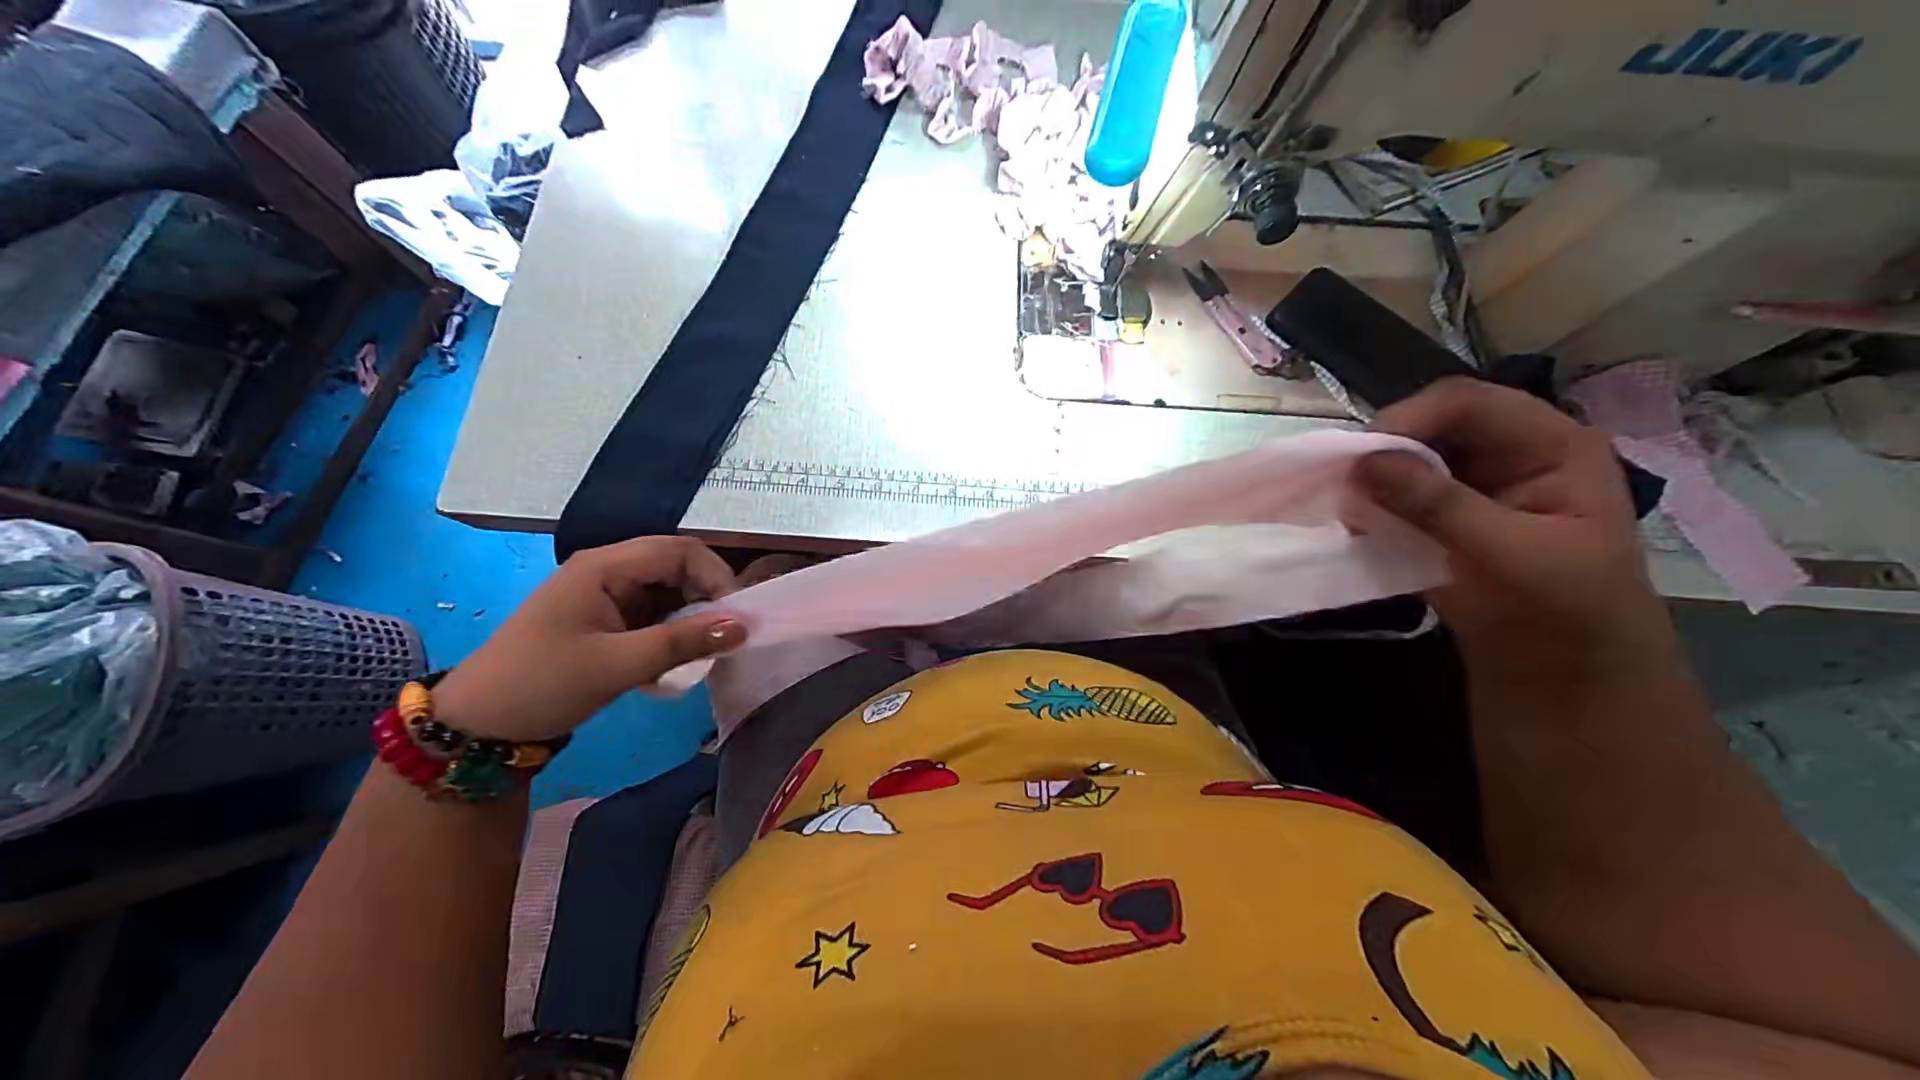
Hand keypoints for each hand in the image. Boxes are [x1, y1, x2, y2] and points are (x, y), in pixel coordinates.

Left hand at [431, 537, 747, 740]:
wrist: (479, 727)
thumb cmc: (542, 684)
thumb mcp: (617, 665)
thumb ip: (682, 642)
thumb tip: (742, 627)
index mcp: (604, 567)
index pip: (680, 551)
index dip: (716, 576)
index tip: (736, 617)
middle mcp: (609, 572)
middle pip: (678, 569)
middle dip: (707, 599)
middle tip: (726, 637)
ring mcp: (608, 597)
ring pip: (670, 594)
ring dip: (693, 620)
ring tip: (704, 653)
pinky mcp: (608, 623)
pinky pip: (656, 617)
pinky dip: (674, 636)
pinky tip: (677, 665)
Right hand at [1355, 378, 1673, 675]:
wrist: (1565, 673)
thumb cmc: (1562, 612)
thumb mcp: (1508, 556)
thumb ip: (1439, 506)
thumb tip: (1362, 463)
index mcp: (1551, 445)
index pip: (1470, 403)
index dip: (1411, 418)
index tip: (1359, 456)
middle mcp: (1512, 451)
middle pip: (1434, 423)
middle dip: (1385, 448)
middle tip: (1343, 482)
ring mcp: (1478, 482)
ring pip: (1412, 455)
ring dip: (1375, 476)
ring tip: (1347, 506)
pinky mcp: (1447, 512)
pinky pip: (1401, 490)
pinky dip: (1374, 501)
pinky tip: (1358, 523)